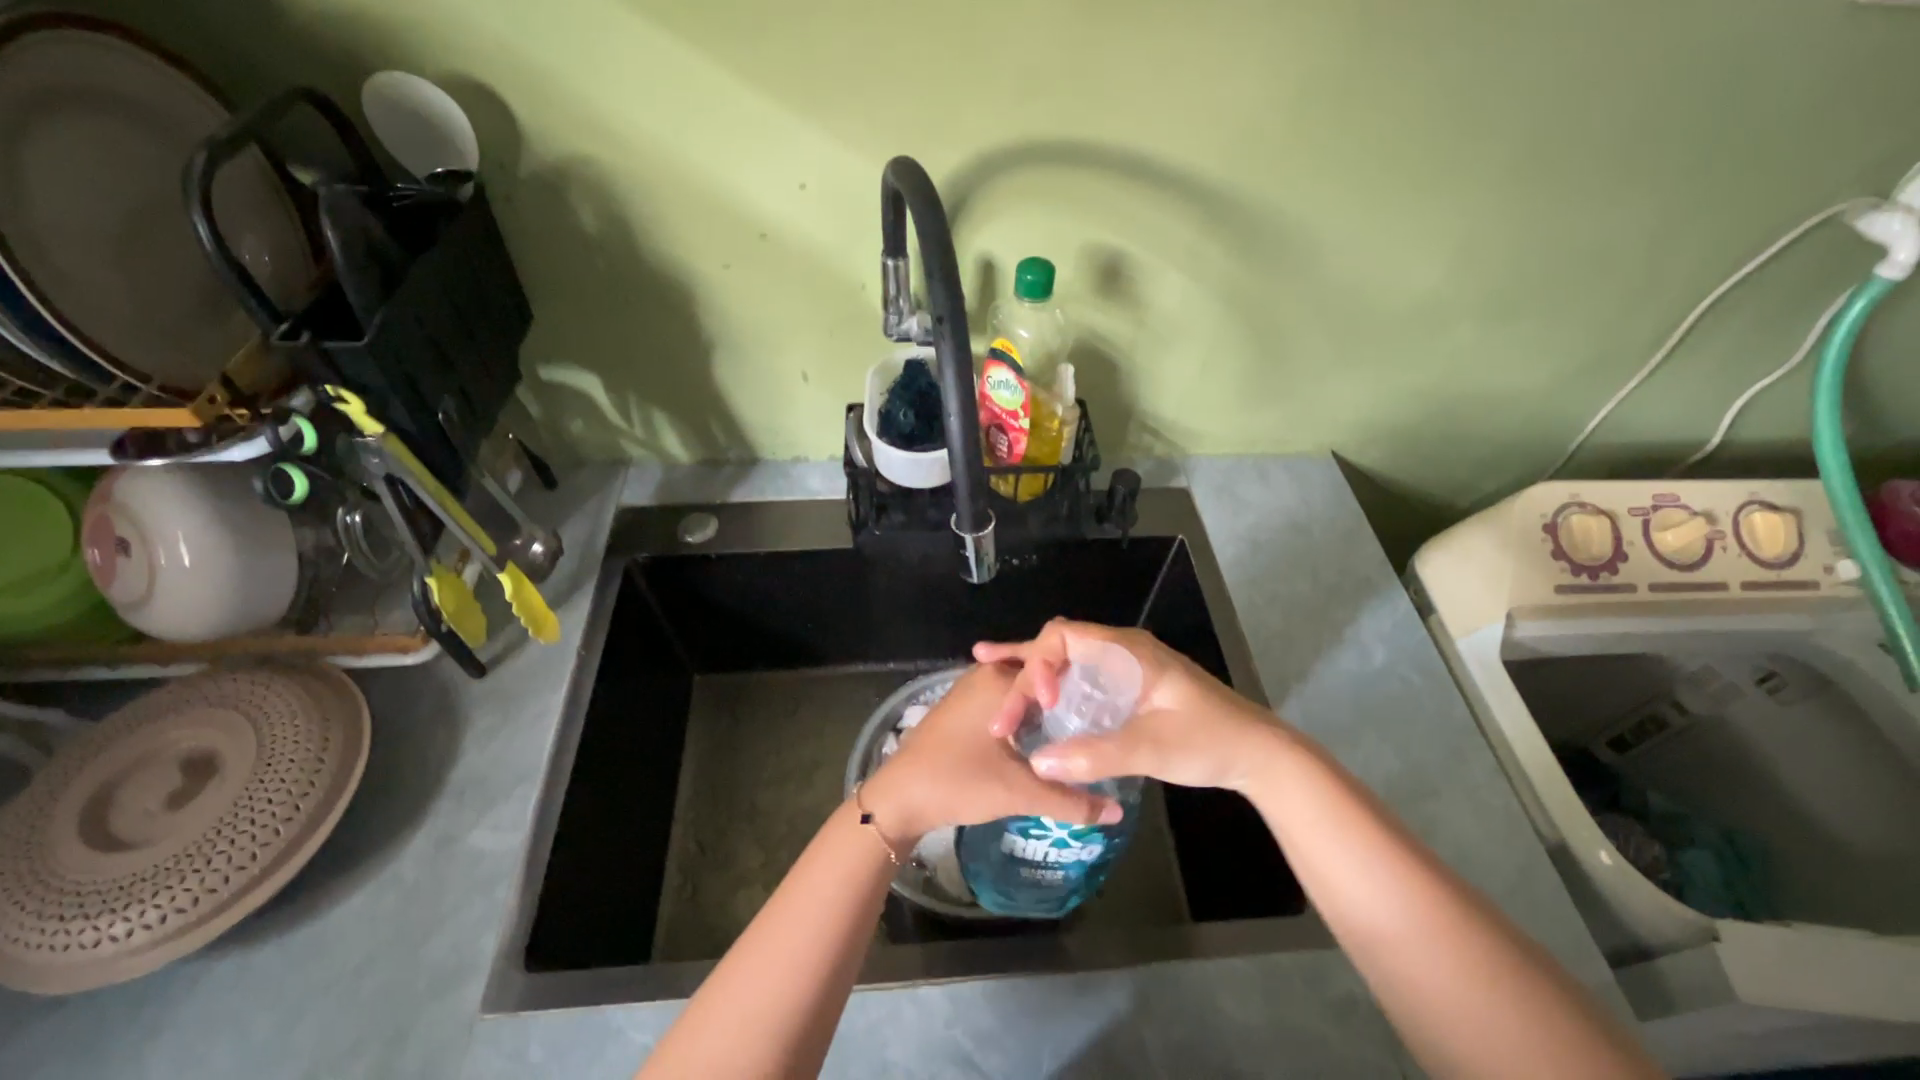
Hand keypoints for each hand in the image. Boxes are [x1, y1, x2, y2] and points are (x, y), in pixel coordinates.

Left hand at [859, 662, 1123, 845]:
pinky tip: (1042, 747)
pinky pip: (1005, 706)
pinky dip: (1025, 723)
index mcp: (1002, 679)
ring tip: (1079, 741)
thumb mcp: (1021, 794)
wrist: (898, 798)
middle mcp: (986, 673)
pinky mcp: (961, 708)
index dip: (1089, 694)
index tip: (1112, 719)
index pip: (1060, 672)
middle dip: (1069, 707)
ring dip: (1046, 717)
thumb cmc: (959, 783)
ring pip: (1022, 697)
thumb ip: (1072, 801)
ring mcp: (970, 689)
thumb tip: (1117, 814)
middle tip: (1101, 733)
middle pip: (1042, 684)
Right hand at [972, 619, 1288, 792]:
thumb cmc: (1208, 741)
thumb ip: (1096, 755)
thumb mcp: (1152, 749)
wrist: (1257, 752)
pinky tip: (1034, 704)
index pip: (1064, 636)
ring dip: (1033, 674)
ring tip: (991, 679)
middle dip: (1024, 671)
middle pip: (1059, 646)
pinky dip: (1054, 687)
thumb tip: (1036, 763)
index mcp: (1128, 651)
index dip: (1039, 664)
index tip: (1039, 703)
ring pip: (1068, 661)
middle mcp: (1122, 650)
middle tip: (993, 702)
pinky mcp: (1129, 688)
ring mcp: (1126, 668)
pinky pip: (1082, 679)